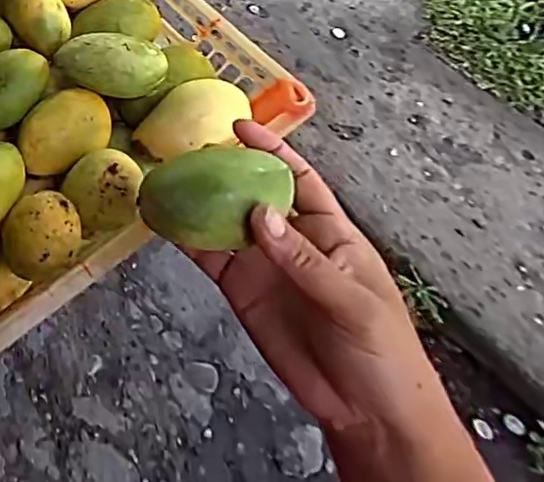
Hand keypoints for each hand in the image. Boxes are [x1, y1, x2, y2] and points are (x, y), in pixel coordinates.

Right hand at [184, 121, 486, 479]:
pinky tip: (161, 217)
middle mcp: (288, 236)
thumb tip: (258, 214)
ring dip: (195, 198)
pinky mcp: (238, 285)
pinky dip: (182, 234)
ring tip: (164, 176)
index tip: (239, 127)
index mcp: (327, 231)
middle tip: (187, 150)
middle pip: (250, 190)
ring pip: (222, 217)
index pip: (297, 178)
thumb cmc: (383, 353)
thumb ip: (305, 260)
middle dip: (223, 168)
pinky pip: (206, 252)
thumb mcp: (355, 304)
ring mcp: (260, 260)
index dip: (272, 150)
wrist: (367, 416)